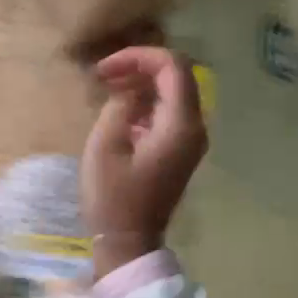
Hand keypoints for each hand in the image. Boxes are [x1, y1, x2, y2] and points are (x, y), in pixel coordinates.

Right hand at [80, 47, 208, 276]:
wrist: (128, 241)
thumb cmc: (113, 197)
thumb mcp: (105, 146)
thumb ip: (119, 106)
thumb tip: (128, 89)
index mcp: (180, 125)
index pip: (172, 66)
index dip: (138, 57)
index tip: (104, 70)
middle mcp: (195, 128)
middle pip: (177, 75)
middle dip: (140, 67)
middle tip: (103, 76)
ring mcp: (190, 140)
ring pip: (173, 92)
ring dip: (142, 83)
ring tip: (107, 90)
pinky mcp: (181, 149)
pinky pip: (169, 112)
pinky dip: (146, 102)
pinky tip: (120, 111)